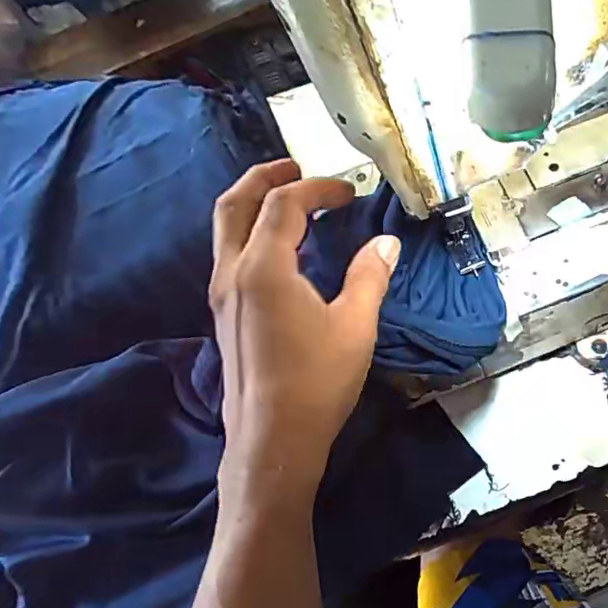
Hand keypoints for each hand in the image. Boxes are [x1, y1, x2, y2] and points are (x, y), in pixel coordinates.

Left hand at [210, 159, 398, 484]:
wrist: (273, 440)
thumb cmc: (317, 383)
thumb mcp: (355, 326)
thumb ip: (369, 276)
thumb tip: (386, 243)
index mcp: (264, 267)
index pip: (285, 205)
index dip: (318, 188)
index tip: (350, 192)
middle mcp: (232, 273)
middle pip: (236, 204)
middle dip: (264, 178)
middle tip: (294, 167)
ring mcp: (221, 296)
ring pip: (225, 230)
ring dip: (252, 205)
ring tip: (285, 201)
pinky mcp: (224, 317)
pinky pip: (229, 255)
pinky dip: (250, 234)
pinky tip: (279, 252)